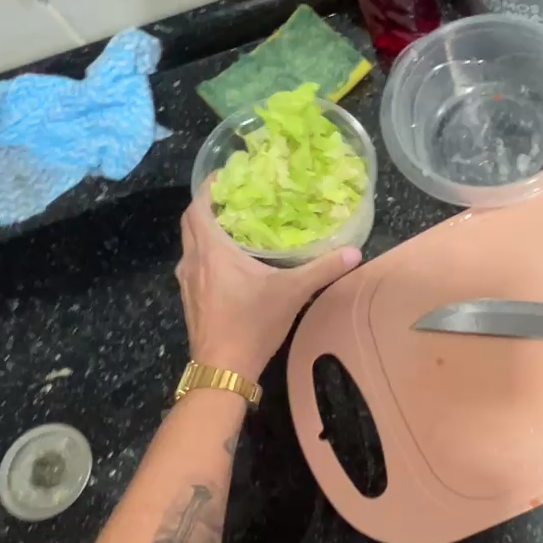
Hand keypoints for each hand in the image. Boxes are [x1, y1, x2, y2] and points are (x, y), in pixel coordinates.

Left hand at [175, 198, 360, 379]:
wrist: (223, 369)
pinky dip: (209, 251)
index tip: (227, 174)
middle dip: (211, 205)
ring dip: (208, 229)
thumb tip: (354, 252)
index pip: (199, 207)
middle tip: (239, 196)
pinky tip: (233, 259)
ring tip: (238, 222)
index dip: (209, 187)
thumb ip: (322, 269)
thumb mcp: (292, 293)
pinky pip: (196, 262)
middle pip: (192, 222)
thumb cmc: (251, 324)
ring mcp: (189, 282)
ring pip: (192, 243)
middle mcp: (193, 261)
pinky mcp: (192, 298)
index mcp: (212, 251)